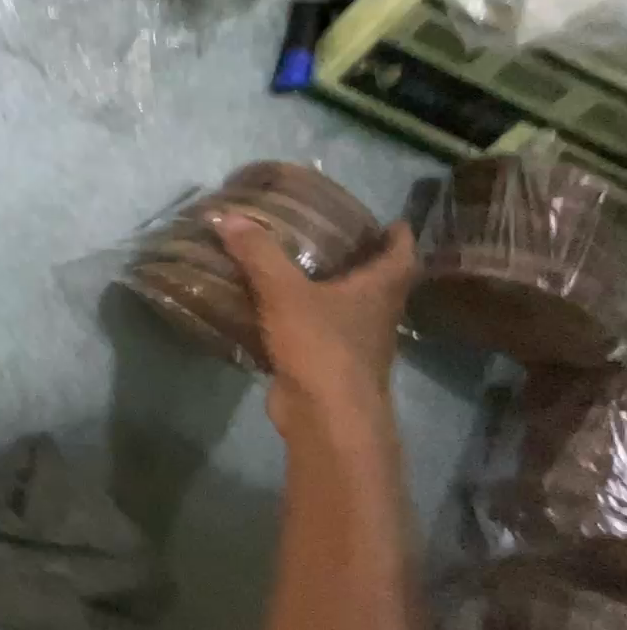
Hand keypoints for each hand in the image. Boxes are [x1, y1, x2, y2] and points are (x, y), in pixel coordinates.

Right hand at [214, 215, 418, 436]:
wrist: (326, 414)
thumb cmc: (320, 345)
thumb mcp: (283, 292)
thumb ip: (258, 254)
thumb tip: (229, 215)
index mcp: (379, 292)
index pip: (401, 256)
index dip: (397, 236)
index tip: (389, 220)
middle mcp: (376, 315)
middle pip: (377, 281)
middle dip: (359, 259)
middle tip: (331, 235)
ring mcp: (355, 342)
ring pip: (347, 306)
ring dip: (329, 288)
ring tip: (295, 266)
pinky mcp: (328, 362)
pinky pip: (318, 328)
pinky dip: (302, 314)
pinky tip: (273, 307)